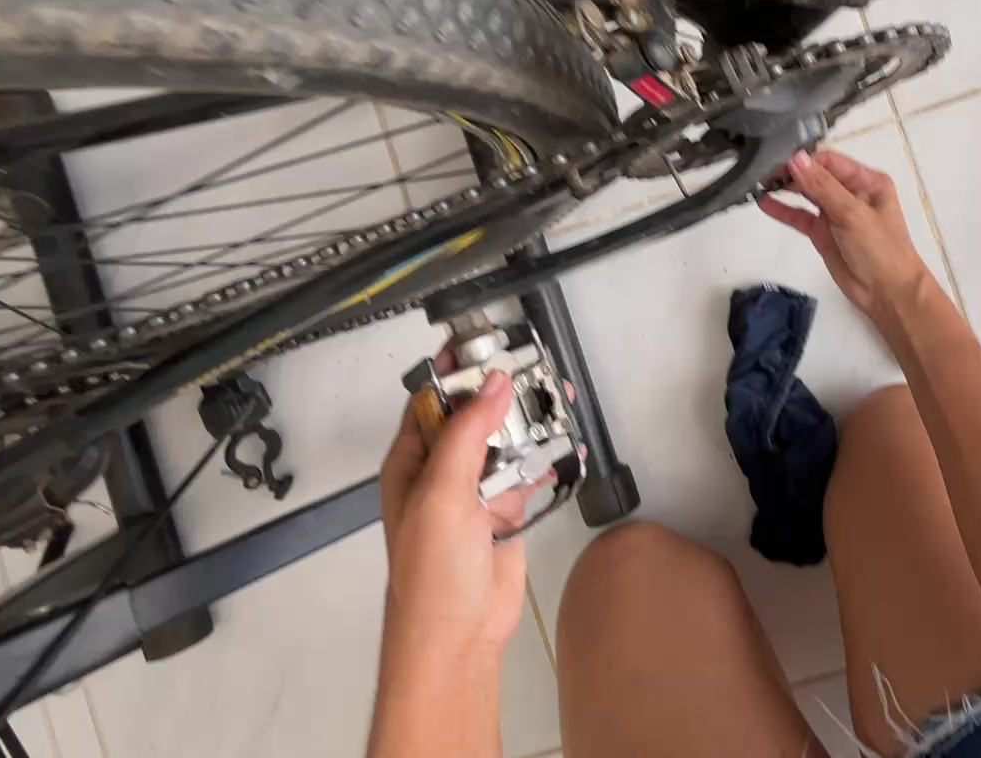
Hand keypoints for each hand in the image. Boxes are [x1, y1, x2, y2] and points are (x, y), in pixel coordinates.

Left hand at [377, 354, 533, 684]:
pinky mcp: (507, 510)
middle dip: (507, 393)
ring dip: (533, 421)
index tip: (487, 342)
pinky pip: (530, 471)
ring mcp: (476, 491)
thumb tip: (494, 383)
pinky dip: (549, 457)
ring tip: (560, 399)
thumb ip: (469, 434)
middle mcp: (444, 471)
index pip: (433, 400)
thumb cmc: (431, 573)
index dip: (457, 370)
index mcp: (414, 462)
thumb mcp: (443, 494)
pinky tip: (567, 444)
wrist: (459, 637)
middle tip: (538, 369)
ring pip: (508, 441)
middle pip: (478, 415)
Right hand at [758, 150, 931, 322]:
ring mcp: (835, 212)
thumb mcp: (852, 214)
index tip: (778, 160)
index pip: (830, 161)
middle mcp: (850, 192)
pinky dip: (784, 210)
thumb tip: (795, 158)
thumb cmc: (879, 249)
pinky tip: (765, 203)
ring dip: (785, 188)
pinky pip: (800, 216)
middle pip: (816, 174)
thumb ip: (822, 186)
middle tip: (763, 172)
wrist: (887, 293)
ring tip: (759, 183)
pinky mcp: (822, 232)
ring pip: (806, 193)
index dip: (804, 159)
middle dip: (791, 172)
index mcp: (867, 181)